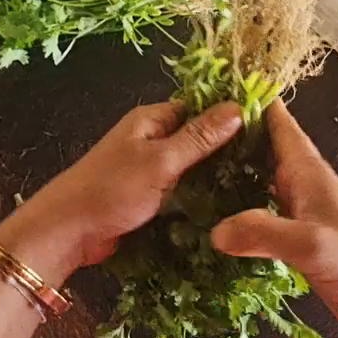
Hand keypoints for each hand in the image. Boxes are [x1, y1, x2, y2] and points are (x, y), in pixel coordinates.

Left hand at [0, 101, 243, 279]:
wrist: (67, 231)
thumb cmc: (111, 189)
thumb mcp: (160, 160)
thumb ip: (198, 137)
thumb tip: (237, 107)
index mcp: (150, 120)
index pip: (199, 108)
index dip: (229, 115)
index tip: (267, 128)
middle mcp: (150, 139)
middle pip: (197, 138)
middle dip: (226, 149)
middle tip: (269, 163)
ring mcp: (148, 169)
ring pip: (191, 167)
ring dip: (214, 175)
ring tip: (258, 184)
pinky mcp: (146, 196)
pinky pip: (180, 190)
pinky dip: (199, 195)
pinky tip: (228, 205)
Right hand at [209, 100, 337, 337]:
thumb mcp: (313, 244)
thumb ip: (264, 232)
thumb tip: (214, 231)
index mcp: (308, 173)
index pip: (278, 124)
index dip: (250, 101)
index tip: (213, 86)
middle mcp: (302, 187)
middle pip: (260, 151)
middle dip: (228, 138)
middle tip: (186, 132)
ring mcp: (299, 216)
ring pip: (256, 184)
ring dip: (228, 176)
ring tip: (188, 172)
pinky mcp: (297, 244)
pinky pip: (258, 219)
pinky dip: (236, 215)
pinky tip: (212, 222)